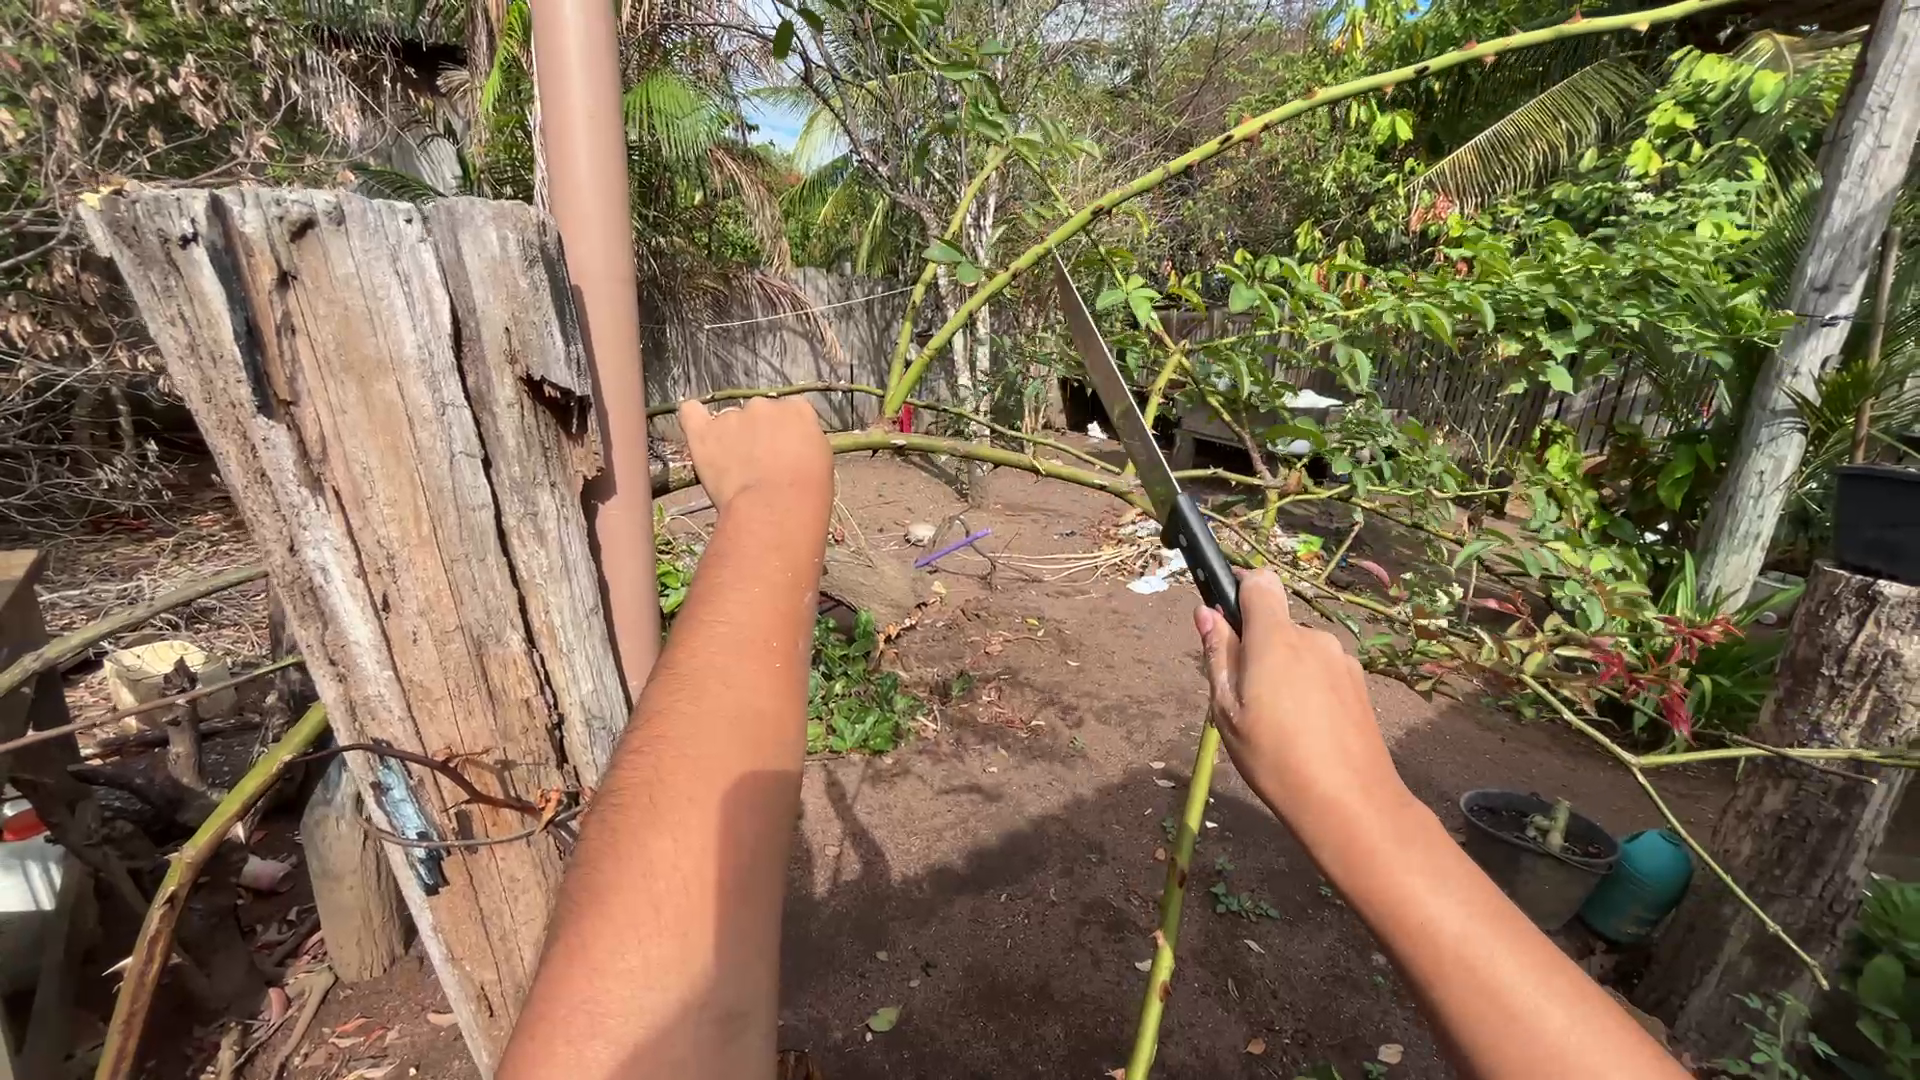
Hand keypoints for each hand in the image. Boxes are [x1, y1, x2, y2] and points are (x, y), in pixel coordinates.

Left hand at [678, 397, 831, 513]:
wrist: (774, 508)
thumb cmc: (807, 492)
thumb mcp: (822, 459)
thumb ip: (804, 440)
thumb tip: (791, 443)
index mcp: (798, 410)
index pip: (791, 410)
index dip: (787, 431)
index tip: (785, 449)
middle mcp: (764, 405)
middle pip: (759, 412)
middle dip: (759, 433)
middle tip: (761, 464)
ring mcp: (731, 416)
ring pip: (729, 421)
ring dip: (732, 438)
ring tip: (736, 471)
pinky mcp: (703, 432)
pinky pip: (691, 413)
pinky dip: (693, 417)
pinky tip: (698, 426)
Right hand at [1194, 569, 1405, 826]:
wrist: (1352, 804)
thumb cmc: (1275, 758)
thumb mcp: (1227, 710)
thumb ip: (1218, 655)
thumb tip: (1206, 612)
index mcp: (1276, 639)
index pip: (1259, 581)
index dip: (1238, 586)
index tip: (1224, 613)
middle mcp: (1313, 638)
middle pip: (1276, 621)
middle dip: (1255, 644)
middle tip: (1242, 694)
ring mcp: (1341, 660)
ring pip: (1298, 648)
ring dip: (1281, 668)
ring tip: (1274, 719)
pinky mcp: (1359, 683)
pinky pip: (1320, 669)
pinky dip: (1306, 685)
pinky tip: (1304, 727)